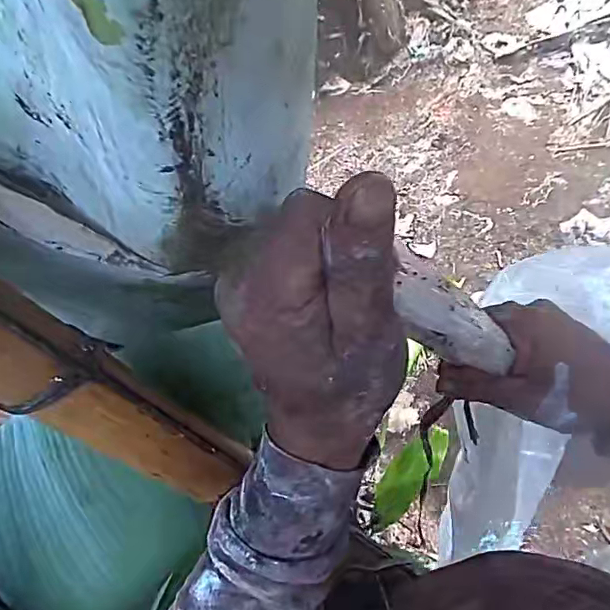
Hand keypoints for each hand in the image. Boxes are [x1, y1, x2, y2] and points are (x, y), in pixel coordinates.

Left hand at [216, 173, 405, 469]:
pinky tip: (330, 297)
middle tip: (367, 294)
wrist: (320, 426)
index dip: (354, 235)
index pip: (312, 211)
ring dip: (335, 252)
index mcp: (268, 289)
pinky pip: (290, 245)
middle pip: (302, 216)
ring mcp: (235, 277)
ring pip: (299, 227)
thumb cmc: (354, 385)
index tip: (373, 278)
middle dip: (345, 243)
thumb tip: (370, 183)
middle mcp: (238, 274)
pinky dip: (319, 262)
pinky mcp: (244, 280)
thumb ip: (364, 262)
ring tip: (350, 299)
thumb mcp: (371, 330)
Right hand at [435, 300, 609, 433]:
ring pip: (510, 336)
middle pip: (490, 328)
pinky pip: (530, 340)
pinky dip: (522, 359)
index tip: (456, 378)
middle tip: (482, 390)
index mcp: (522, 316)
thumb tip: (438, 378)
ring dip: (502, 361)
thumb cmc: (572, 398)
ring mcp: (554, 317)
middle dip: (481, 358)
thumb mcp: (517, 397)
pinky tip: (528, 383)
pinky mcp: (566, 331)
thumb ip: (475, 384)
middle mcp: (536, 307)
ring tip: (507, 391)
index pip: (471, 322)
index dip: (458, 350)